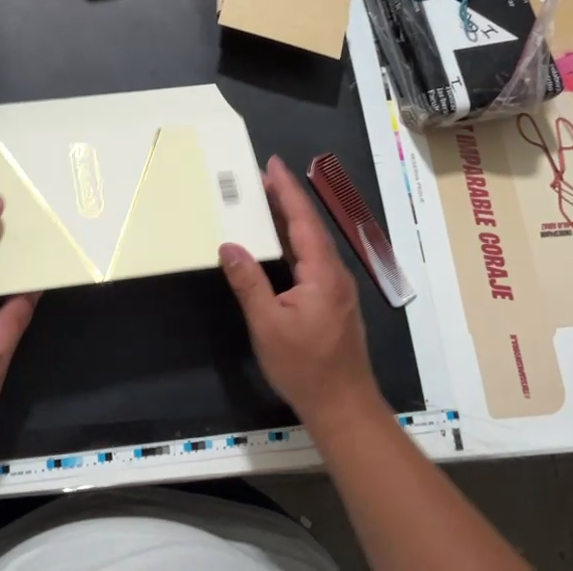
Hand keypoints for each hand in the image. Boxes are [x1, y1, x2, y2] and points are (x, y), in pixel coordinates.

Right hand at [220, 157, 382, 429]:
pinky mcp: (332, 302)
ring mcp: (335, 288)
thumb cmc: (305, 367)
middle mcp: (334, 274)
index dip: (287, 190)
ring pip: (311, 243)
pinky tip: (277, 244)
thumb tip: (229, 246)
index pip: (303, 220)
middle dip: (287, 199)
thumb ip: (249, 283)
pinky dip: (293, 242)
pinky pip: (311, 259)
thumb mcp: (268, 325)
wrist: (343, 408)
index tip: (272, 164)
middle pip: (309, 227)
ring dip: (289, 220)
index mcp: (323, 273)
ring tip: (264, 201)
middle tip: (260, 177)